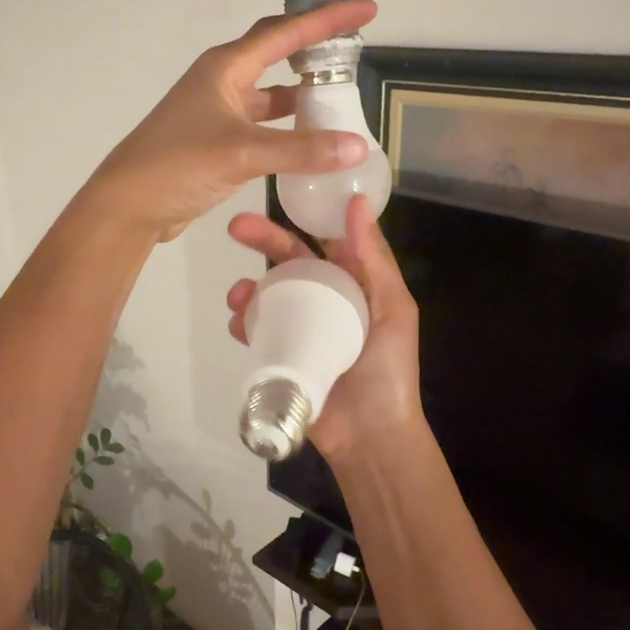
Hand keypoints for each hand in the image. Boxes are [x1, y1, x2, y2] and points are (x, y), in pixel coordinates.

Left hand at [82, 1, 376, 241]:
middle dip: (315, 46)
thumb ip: (301, 150)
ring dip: (303, 90)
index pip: (285, 32)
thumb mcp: (243, 153)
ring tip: (343, 92)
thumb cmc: (178, 165)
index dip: (326, 19)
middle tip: (356, 46)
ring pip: (271, 92)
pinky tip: (312, 138)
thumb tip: (357, 147)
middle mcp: (223, 81)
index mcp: (225, 67)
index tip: (366, 8)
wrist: (129, 205)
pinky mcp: (220, 141)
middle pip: (277, 52)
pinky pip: (265, 124)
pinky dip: (290, 127)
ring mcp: (220, 112)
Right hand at [224, 195, 423, 463]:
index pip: (328, 240)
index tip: (280, 194)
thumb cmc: (389, 370)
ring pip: (267, 294)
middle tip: (235, 227)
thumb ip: (375, 258)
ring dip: (248, 286)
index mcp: (356, 284)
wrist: (371, 436)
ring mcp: (300, 328)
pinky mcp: (280, 355)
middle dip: (263, 241)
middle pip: (290, 260)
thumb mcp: (394, 309)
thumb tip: (356, 202)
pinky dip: (243, 322)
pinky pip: (256, 332)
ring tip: (238, 294)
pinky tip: (238, 322)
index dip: (306, 216)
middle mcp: (326, 300)